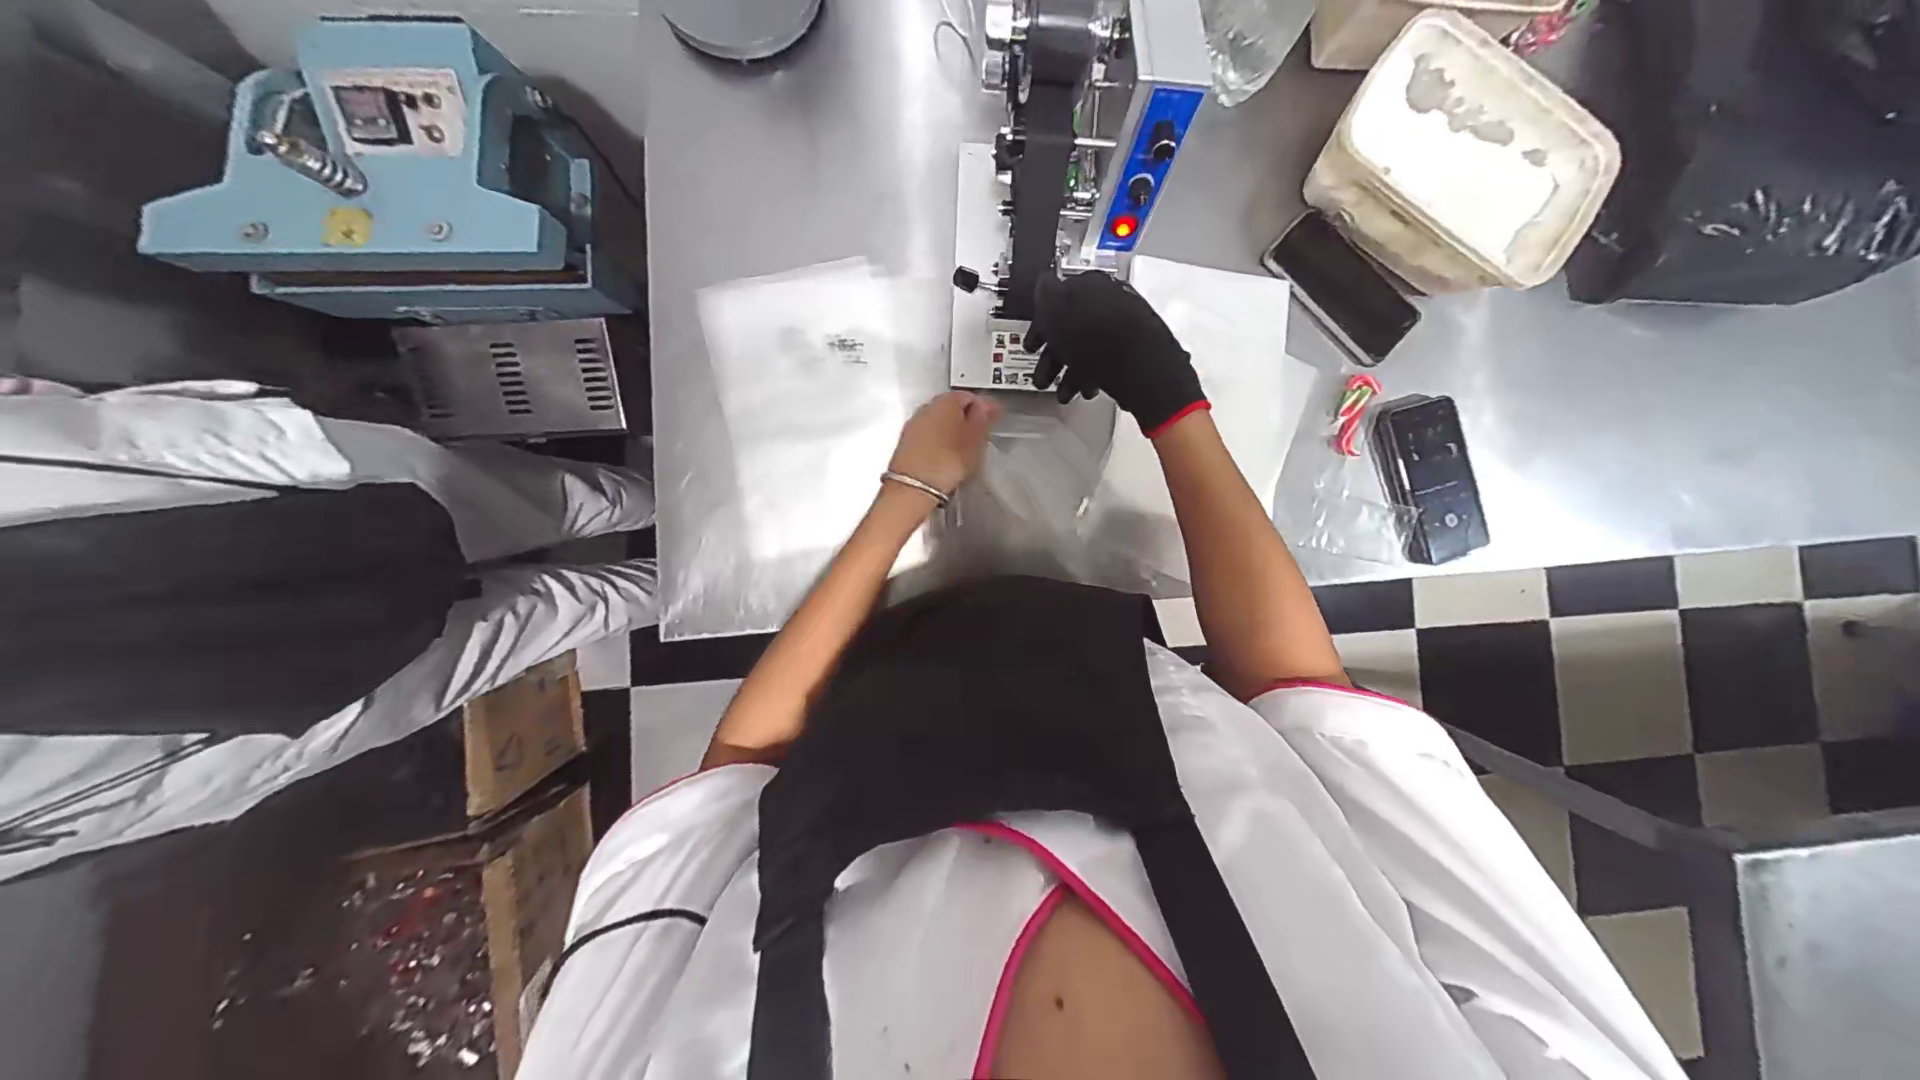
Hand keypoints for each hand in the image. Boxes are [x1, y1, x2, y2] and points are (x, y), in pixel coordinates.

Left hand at [887, 390, 1001, 497]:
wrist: (914, 488)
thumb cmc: (945, 463)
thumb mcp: (975, 441)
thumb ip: (983, 419)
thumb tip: (986, 407)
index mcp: (945, 401)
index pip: (969, 396)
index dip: (983, 408)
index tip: (991, 420)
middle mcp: (926, 408)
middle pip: (951, 407)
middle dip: (965, 419)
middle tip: (978, 436)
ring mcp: (913, 425)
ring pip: (937, 422)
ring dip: (950, 432)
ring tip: (962, 451)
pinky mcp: (905, 443)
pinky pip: (927, 437)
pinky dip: (937, 443)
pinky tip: (944, 458)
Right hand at [1026, 271, 1205, 435]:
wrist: (1138, 365)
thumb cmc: (1093, 336)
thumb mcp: (1054, 309)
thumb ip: (1045, 293)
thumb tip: (1044, 283)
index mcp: (1091, 285)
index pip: (1058, 299)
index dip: (1041, 323)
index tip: (1033, 344)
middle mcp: (1109, 301)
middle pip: (1071, 329)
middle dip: (1053, 355)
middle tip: (1043, 375)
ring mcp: (1122, 327)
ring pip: (1085, 350)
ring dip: (1067, 372)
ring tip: (1062, 391)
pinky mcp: (1133, 352)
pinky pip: (1103, 363)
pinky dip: (1089, 377)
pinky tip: (1083, 390)